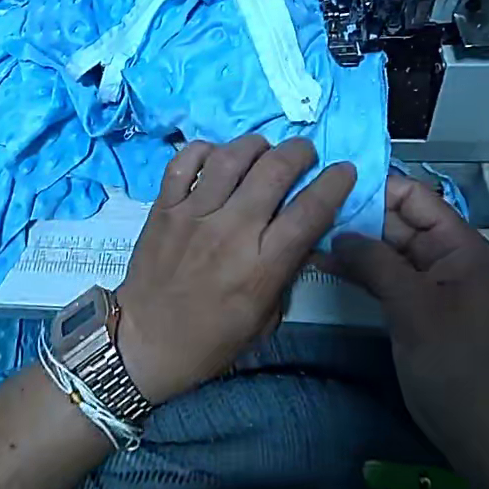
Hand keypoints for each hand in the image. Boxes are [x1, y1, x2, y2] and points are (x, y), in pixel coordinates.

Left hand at [115, 134, 354, 404]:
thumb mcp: (265, 317)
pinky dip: (205, 149)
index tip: (344, 169)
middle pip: (274, 170)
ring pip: (232, 156)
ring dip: (256, 145)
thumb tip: (307, 233)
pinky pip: (185, 161)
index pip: (309, 211)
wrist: (144, 343)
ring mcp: (194, 214)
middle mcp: (231, 231)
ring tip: (264, 149)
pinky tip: (217, 155)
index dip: (333, 183)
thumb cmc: (212, 339)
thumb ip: (288, 271)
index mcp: (261, 266)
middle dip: (299, 152)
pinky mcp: (164, 206)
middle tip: (303, 153)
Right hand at [320, 176, 488, 458]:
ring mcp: (428, 284)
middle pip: (396, 220)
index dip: (374, 187)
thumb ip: (376, 264)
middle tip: (306, 209)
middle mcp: (443, 255)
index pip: (413, 197)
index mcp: (457, 244)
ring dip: (352, 244)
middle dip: (355, 214)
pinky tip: (324, 264)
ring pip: (386, 250)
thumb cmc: (459, 366)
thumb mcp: (416, 309)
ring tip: (306, 233)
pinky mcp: (415, 309)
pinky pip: (384, 278)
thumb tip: (338, 232)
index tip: (329, 184)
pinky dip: (358, 271)